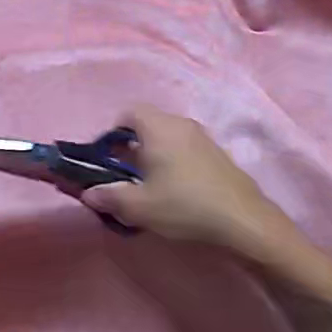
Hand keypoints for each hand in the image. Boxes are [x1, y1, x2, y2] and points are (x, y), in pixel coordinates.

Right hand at [82, 106, 290, 253]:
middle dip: (131, 148)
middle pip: (148, 125)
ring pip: (168, 139)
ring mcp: (203, 138)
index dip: (112, 133)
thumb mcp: (139, 207)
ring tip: (149, 188)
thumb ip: (109, 197)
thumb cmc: (184, 206)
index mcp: (159, 127)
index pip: (128, 113)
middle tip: (124, 178)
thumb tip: (90, 194)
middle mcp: (181, 124)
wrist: (242, 218)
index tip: (107, 160)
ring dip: (154, 157)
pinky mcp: (218, 154)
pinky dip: (174, 163)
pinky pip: (186, 150)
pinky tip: (176, 192)